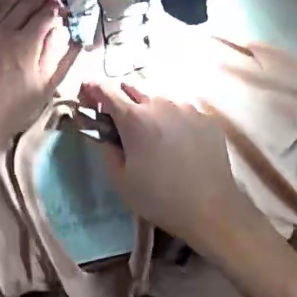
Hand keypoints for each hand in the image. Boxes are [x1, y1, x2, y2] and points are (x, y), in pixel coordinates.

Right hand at [80, 80, 268, 256]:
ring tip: (154, 136)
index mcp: (134, 118)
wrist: (210, 208)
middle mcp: (160, 104)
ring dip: (150, 110)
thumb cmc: (159, 198)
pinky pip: (183, 111)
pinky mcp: (206, 118)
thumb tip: (102, 131)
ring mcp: (186, 108)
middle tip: (121, 121)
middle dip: (122, 100)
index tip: (86, 90)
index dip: (93, 88)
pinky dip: (174, 120)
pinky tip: (178, 143)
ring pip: (160, 100)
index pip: (106, 91)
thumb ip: (106, 148)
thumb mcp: (121, 179)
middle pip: (133, 89)